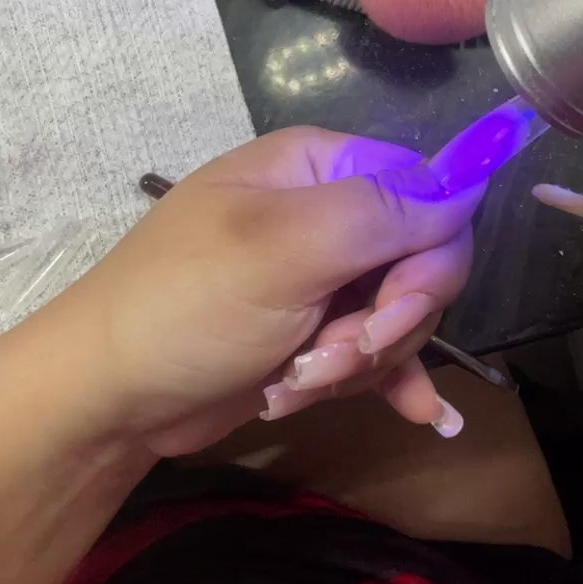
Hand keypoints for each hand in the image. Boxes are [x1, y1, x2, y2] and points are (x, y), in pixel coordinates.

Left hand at [47, 127, 485, 456]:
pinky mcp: (315, 332)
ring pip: (398, 313)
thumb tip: (472, 183)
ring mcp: (321, 277)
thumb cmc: (187, 306)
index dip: (429, 249)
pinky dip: (388, 379)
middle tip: (333, 354)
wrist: (110, 397)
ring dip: (361, 359)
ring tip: (299, 380)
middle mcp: (326, 214)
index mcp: (317, 169)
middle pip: (418, 257)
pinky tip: (421, 414)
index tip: (395, 302)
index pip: (423, 189)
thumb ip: (384, 212)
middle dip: (387, 318)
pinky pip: (378, 348)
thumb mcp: (286, 249)